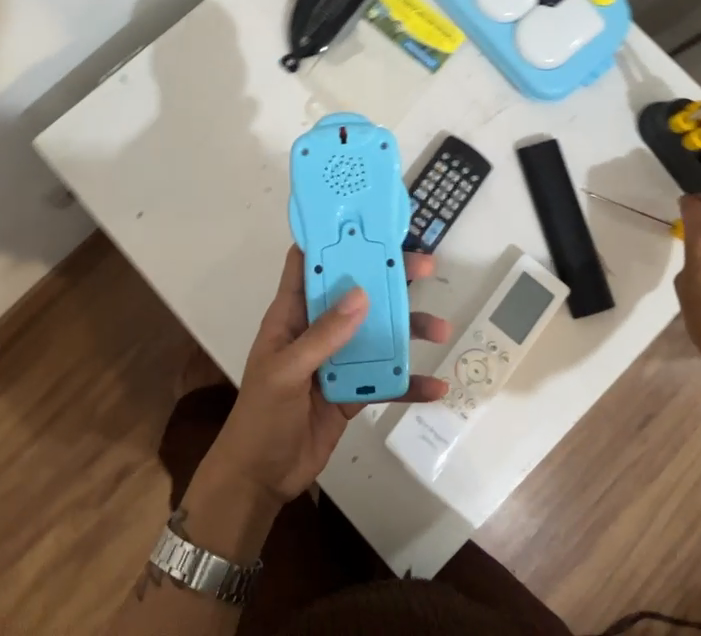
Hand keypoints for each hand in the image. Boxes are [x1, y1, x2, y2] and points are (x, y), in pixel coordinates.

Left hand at [202, 245, 451, 503]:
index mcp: (290, 316)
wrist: (261, 477)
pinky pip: (384, 380)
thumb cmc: (262, 416)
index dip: (332, 241)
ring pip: (376, 335)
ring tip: (440, 329)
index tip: (366, 223)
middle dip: (388, 279)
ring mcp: (335, 362)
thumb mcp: (287, 372)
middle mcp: (316, 331)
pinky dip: (408, 383)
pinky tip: (435, 387)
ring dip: (407, 331)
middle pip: (354, 294)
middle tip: (426, 267)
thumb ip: (324, 336)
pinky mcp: (351, 392)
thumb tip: (362, 294)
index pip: (308, 266)